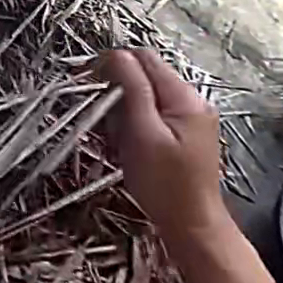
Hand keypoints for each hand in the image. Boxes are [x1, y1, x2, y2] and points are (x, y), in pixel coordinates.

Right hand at [95, 48, 225, 238]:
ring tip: (115, 136)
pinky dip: (132, 122)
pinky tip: (126, 143)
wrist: (192, 228)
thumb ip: (133, 90)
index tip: (89, 85)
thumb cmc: (165, 184)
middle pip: (143, 74)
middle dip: (116, 90)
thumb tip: (116, 54)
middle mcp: (190, 100)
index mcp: (184, 97)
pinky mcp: (182, 132)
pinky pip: (149, 112)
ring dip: (122, 108)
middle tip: (100, 116)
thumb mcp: (143, 134)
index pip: (143, 58)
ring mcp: (188, 117)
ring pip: (143, 94)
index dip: (113, 64)